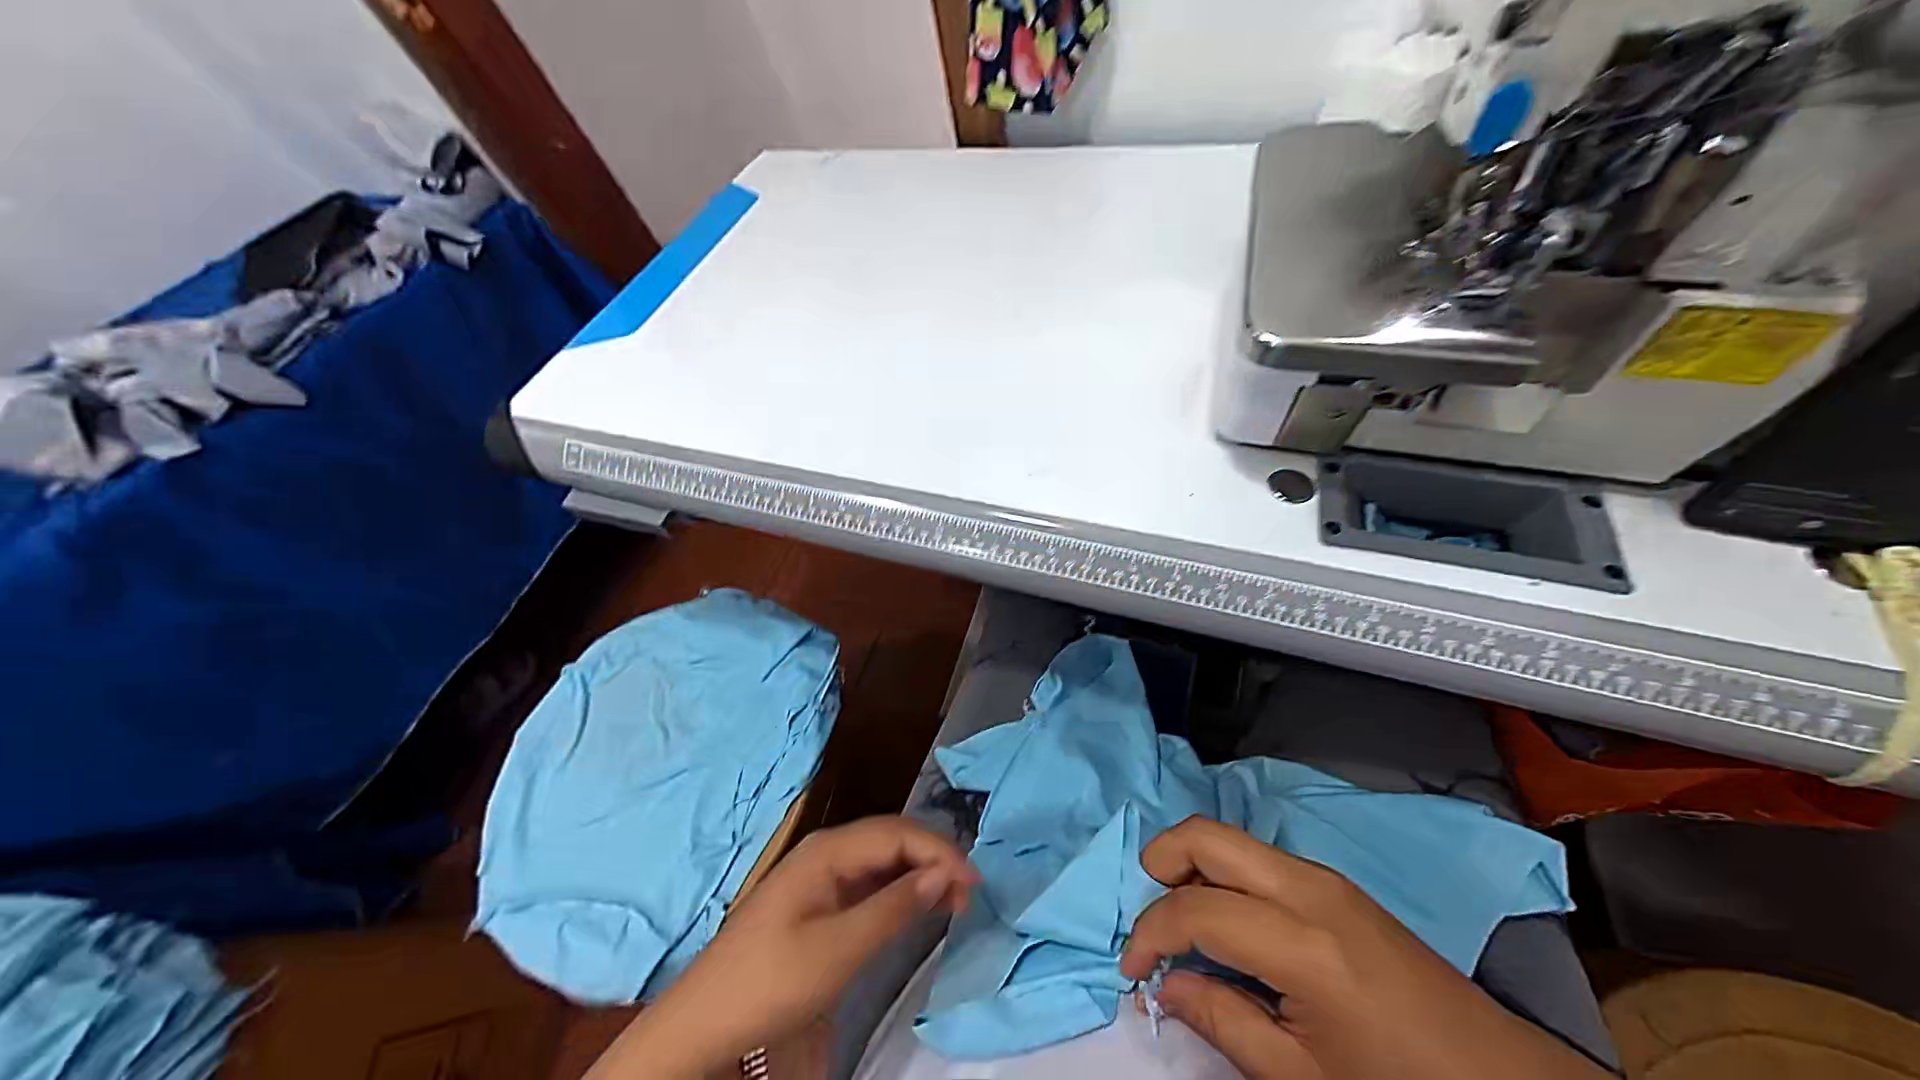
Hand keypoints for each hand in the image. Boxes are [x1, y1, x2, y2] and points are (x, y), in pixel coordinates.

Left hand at [588, 816, 976, 1079]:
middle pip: (892, 839)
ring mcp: (820, 875)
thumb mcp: (838, 950)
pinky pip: (869, 883)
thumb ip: (893, 908)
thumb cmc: (770, 981)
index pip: (898, 833)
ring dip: (919, 874)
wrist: (704, 1022)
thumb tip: (942, 875)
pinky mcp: (818, 901)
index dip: (940, 851)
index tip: (974, 882)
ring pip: (882, 860)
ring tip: (953, 901)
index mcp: (828, 850)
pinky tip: (916, 907)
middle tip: (969, 893)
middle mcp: (826, 851)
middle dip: (933, 858)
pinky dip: (899, 892)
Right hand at [1120, 818, 1607, 1079]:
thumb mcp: (1301, 1077)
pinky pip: (1258, 858)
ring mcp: (1325, 877)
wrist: (1499, 1079)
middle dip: (1159, 862)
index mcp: (1302, 941)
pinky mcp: (1335, 883)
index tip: (1132, 970)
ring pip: (1230, 839)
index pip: (1196, 909)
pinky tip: (1227, 923)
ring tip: (1182, 925)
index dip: (1148, 933)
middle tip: (1147, 918)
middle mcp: (1308, 887)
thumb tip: (1165, 984)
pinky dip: (1223, 875)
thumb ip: (1222, 1021)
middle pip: (1207, 836)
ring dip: (1191, 867)